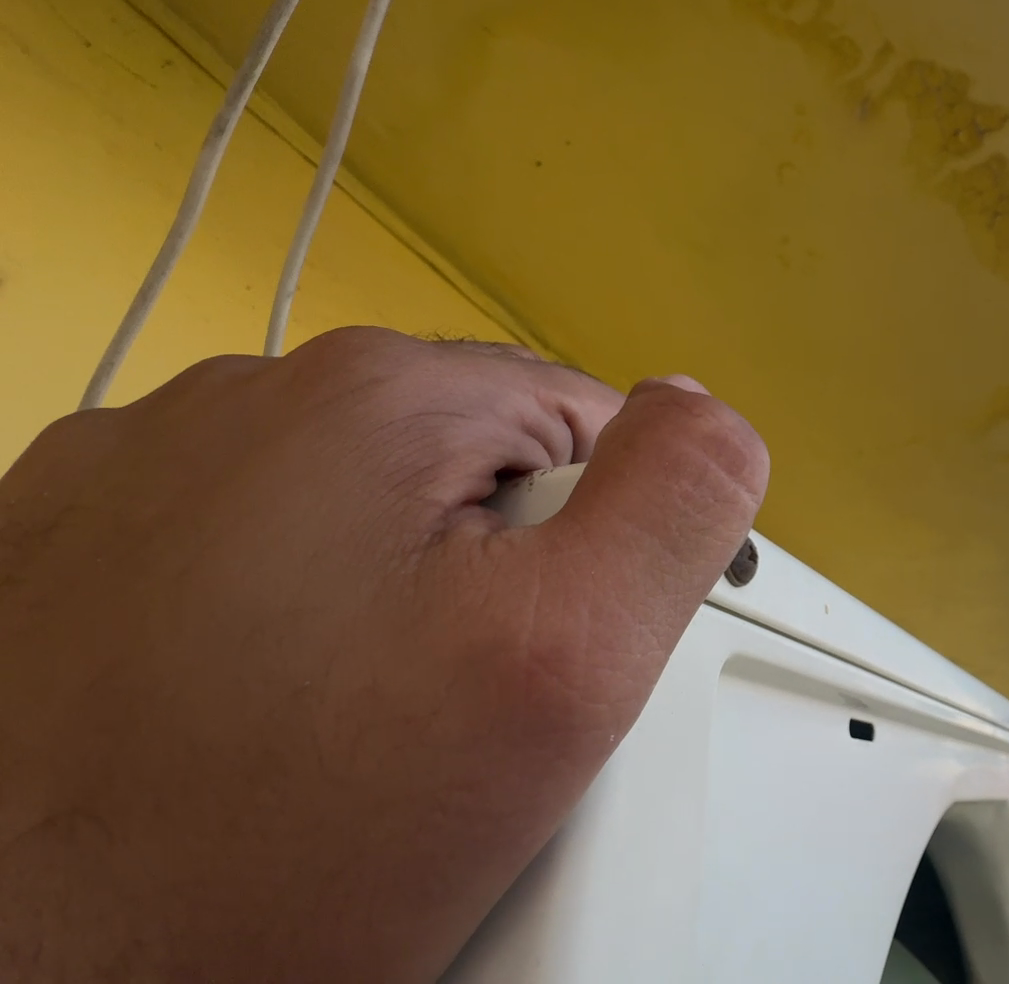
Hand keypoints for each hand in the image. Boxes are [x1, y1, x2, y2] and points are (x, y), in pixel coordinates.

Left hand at [0, 328, 767, 979]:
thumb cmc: (298, 840)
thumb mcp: (573, 654)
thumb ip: (677, 499)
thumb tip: (703, 411)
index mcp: (382, 395)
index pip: (597, 429)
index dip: (611, 545)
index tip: (556, 648)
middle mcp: (245, 404)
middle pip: (491, 466)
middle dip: (519, 572)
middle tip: (468, 698)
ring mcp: (142, 478)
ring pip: (390, 512)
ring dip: (422, 597)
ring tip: (377, 718)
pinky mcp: (78, 553)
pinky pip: (283, 554)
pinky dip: (318, 619)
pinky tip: (286, 714)